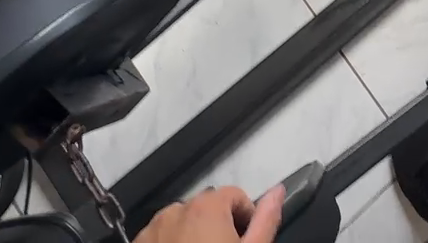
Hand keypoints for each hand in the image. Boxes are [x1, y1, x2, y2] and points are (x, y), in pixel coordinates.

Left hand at [132, 185, 282, 242]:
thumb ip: (266, 219)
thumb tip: (278, 190)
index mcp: (206, 205)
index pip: (234, 197)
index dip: (245, 219)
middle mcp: (175, 210)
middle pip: (206, 210)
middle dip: (216, 228)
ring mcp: (150, 232)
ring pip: (181, 224)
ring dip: (191, 237)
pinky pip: (158, 240)